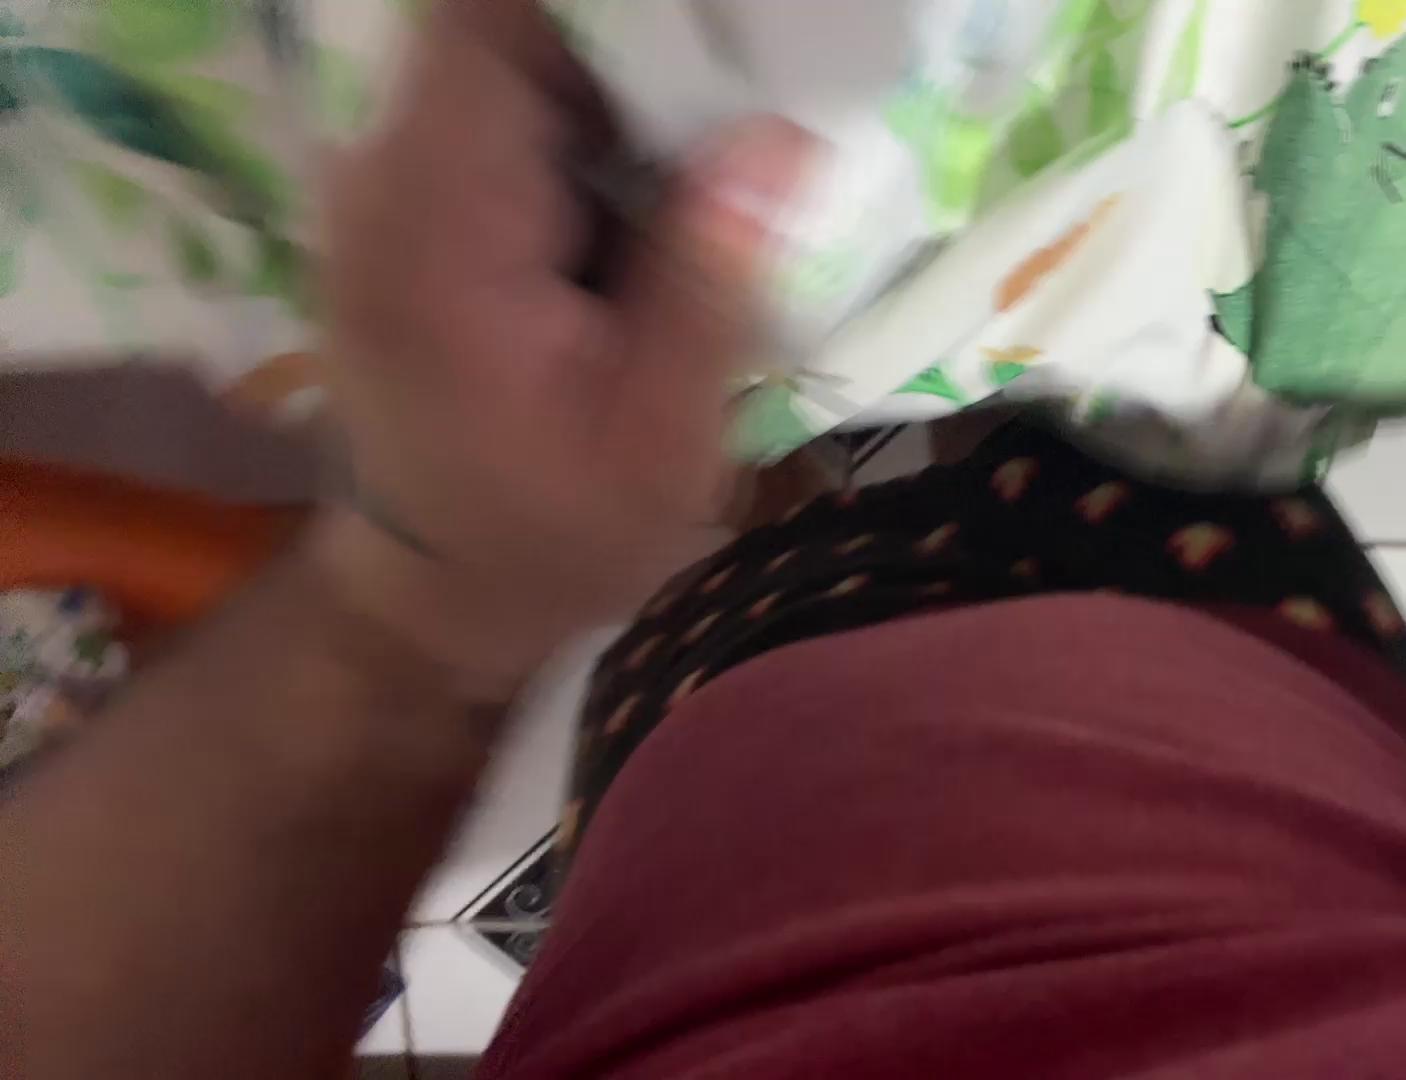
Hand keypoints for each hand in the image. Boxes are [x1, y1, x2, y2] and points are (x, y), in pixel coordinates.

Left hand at [313, 0, 813, 697]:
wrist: (455, 592)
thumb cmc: (561, 534)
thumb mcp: (661, 434)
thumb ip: (711, 287)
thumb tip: (780, 142)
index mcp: (440, 223)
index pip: (504, 23)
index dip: (629, 23)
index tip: (738, 60)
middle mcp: (392, 183)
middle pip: (522, 46)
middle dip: (655, 79)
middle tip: (757, 143)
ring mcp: (405, 204)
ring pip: (533, 96)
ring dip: (639, 132)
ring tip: (723, 202)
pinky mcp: (433, 232)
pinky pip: (528, 152)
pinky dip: (610, 172)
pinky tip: (667, 241)